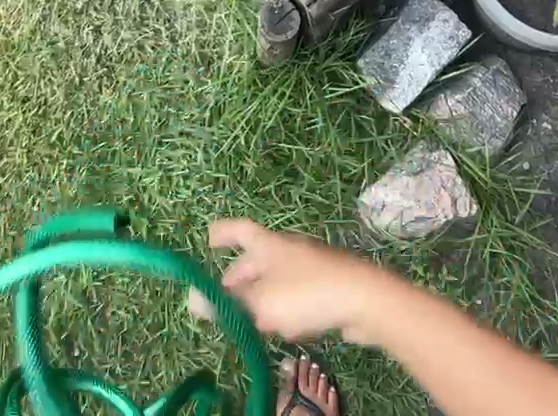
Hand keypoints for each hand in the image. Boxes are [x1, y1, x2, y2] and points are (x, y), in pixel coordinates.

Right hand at [194, 219, 404, 342]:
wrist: (365, 299)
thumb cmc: (306, 294)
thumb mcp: (261, 302)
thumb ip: (228, 303)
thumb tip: (192, 301)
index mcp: (270, 245)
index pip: (241, 230)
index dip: (223, 233)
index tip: (208, 238)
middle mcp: (289, 249)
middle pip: (258, 258)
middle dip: (238, 277)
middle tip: (223, 296)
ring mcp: (311, 265)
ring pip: (277, 277)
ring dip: (261, 296)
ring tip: (250, 319)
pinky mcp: (328, 285)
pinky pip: (297, 292)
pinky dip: (284, 306)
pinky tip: (286, 327)